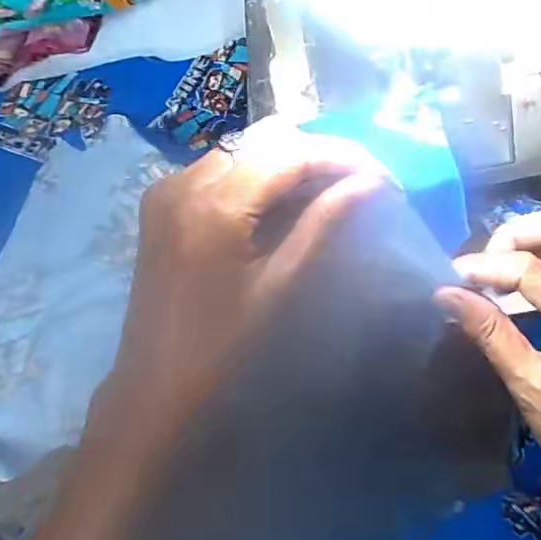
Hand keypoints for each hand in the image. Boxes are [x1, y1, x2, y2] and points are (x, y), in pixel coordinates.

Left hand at [95, 121, 386, 449]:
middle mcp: (185, 181)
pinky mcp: (161, 208)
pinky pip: (219, 170)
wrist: (155, 398)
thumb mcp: (282, 289)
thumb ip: (325, 226)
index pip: (292, 151)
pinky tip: (282, 206)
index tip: (385, 181)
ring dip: (288, 164)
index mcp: (215, 202)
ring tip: (329, 195)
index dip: (344, 157)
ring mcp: (167, 192)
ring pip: (243, 151)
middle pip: (266, 142)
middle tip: (361, 188)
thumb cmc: (223, 353)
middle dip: (318, 156)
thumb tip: (372, 182)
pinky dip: (257, 177)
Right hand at [434, 207, 540, 531]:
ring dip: (527, 245)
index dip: (487, 267)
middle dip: (517, 235)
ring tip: (490, 277)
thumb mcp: (530, 388)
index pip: (533, 270)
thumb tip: (447, 294)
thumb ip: (490, 334)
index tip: (451, 277)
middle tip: (483, 266)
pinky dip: (536, 263)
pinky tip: (508, 292)